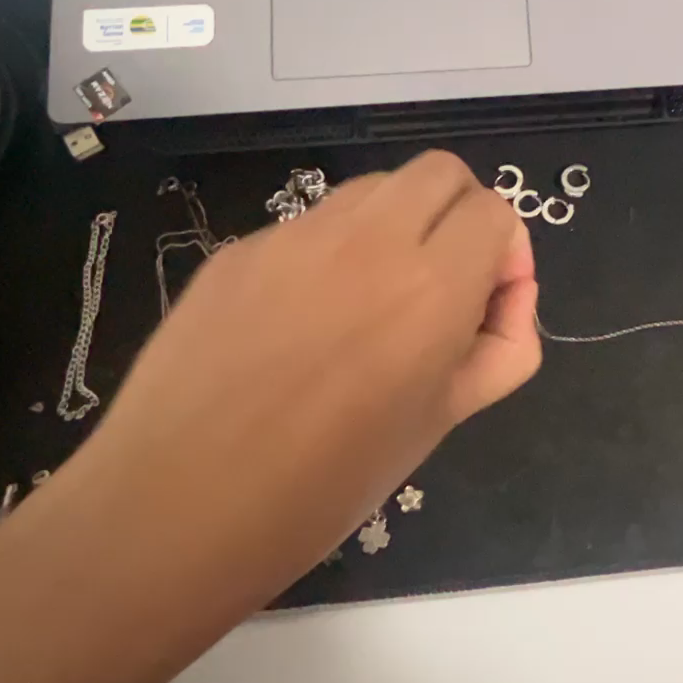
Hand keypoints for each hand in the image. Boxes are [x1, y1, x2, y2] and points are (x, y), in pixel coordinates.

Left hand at [68, 150, 540, 581]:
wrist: (175, 510)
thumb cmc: (329, 482)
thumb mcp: (444, 420)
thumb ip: (503, 347)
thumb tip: (505, 296)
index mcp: (432, 287)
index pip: (495, 211)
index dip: (506, 251)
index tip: (487, 301)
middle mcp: (369, 240)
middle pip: (442, 171)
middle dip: (461, 212)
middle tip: (447, 279)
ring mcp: (295, 236)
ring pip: (375, 187)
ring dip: (399, 222)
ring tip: (376, 297)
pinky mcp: (240, 249)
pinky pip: (312, 224)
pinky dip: (335, 251)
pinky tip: (305, 320)